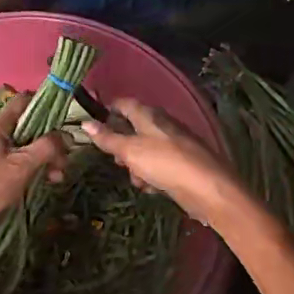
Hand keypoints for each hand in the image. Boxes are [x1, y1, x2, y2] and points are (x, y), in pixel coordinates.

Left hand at [0, 93, 67, 235]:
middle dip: (50, 142)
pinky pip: (20, 163)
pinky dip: (35, 169)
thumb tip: (67, 135)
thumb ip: (47, 147)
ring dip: (45, 159)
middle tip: (65, 160)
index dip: (44, 103)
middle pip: (30, 128)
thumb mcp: (22, 165)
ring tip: (58, 177)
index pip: (23, 102)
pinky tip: (47, 182)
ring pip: (27, 148)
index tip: (64, 116)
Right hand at [82, 99, 246, 221]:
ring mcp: (175, 143)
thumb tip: (84, 122)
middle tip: (117, 162)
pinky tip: (153, 188)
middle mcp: (163, 124)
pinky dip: (153, 174)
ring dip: (136, 165)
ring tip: (138, 181)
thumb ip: (107, 138)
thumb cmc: (165, 163)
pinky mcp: (184, 163)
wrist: (210, 189)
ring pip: (145, 149)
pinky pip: (159, 164)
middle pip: (134, 128)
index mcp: (149, 115)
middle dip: (122, 146)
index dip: (108, 111)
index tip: (94, 125)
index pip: (124, 103)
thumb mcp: (130, 151)